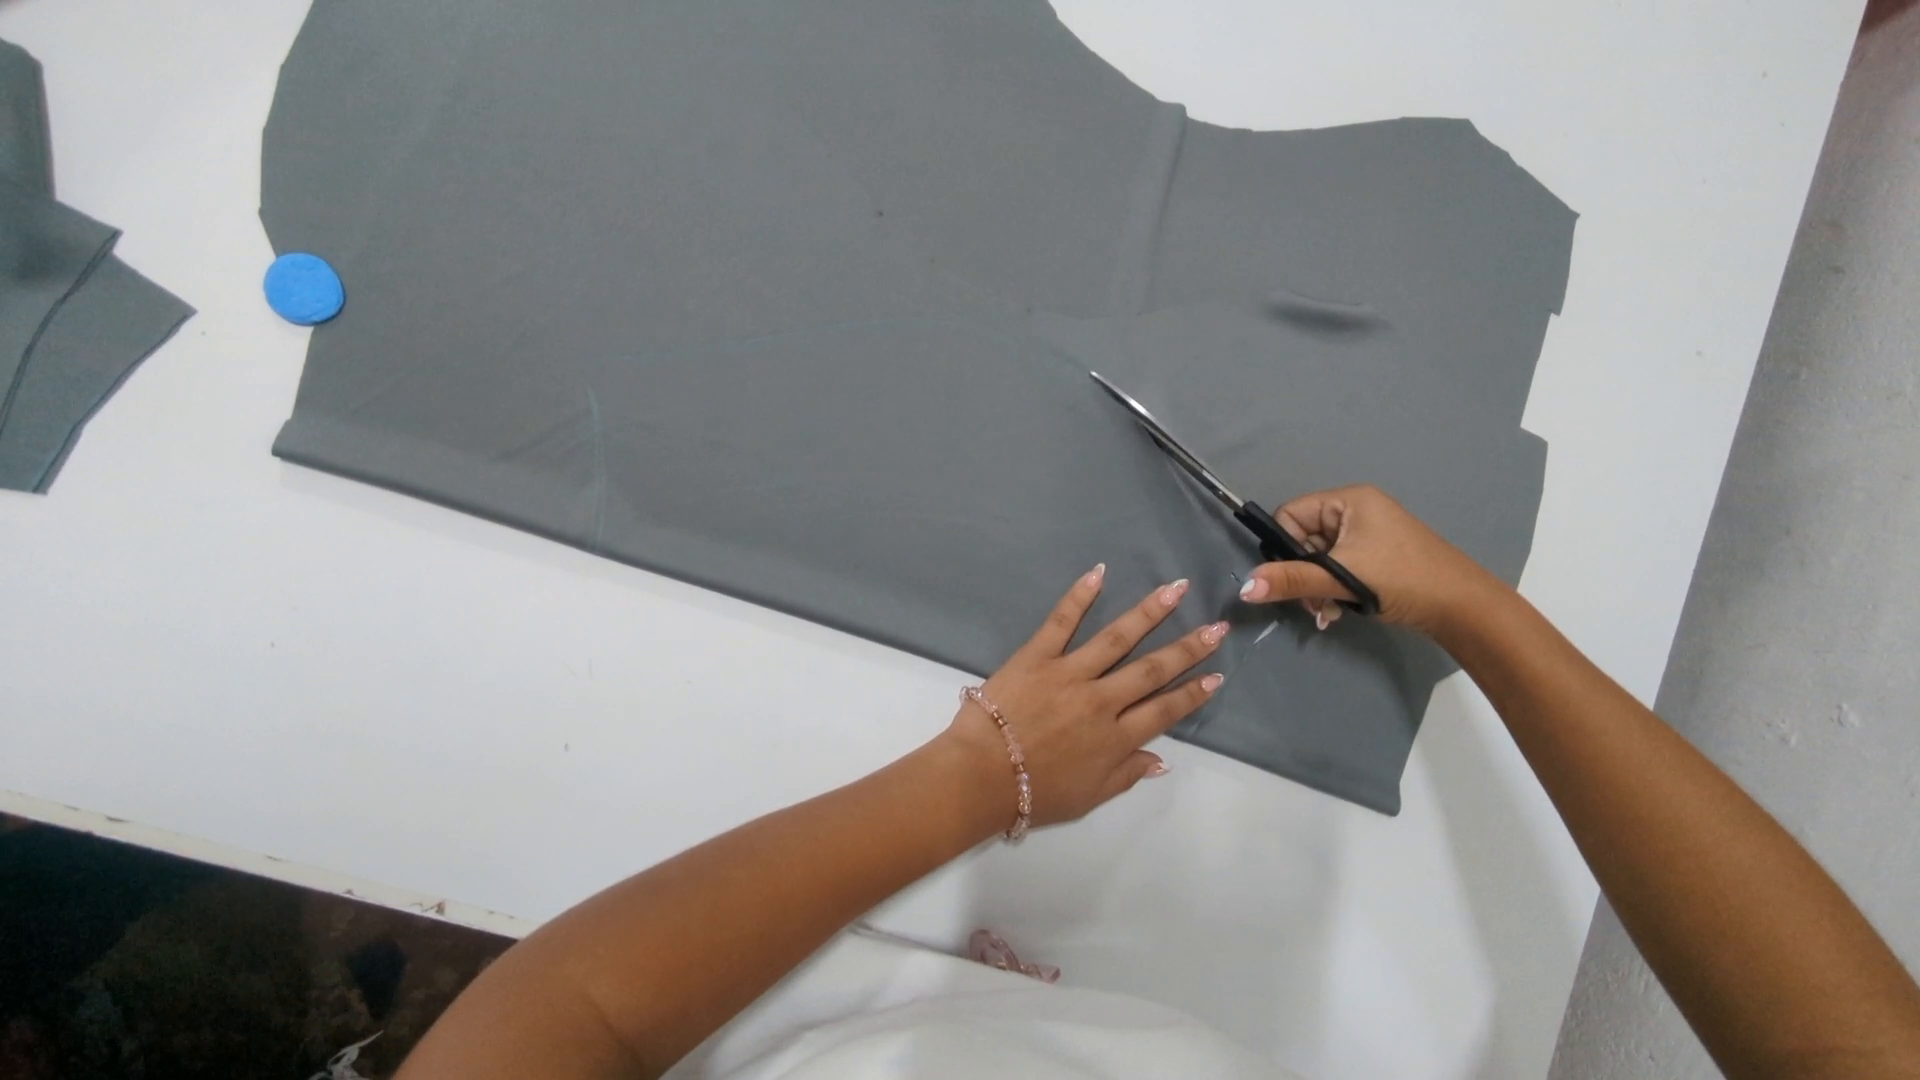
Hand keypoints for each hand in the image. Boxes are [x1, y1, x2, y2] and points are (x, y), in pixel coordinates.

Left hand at [937, 565, 1227, 830]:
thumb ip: (1126, 775)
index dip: (1192, 695)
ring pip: (1116, 638)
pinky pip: (1062, 621)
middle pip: (1151, 670)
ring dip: (1149, 612)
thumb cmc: (1032, 792)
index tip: (1217, 676)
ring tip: (1175, 589)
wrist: (981, 775)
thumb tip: (1162, 759)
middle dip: (1188, 648)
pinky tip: (1099, 573)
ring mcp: (1069, 673)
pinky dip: (1080, 596)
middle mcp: (1101, 701)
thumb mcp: (1088, 798)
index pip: (1163, 711)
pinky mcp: (1037, 656)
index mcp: (1115, 738)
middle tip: (1216, 627)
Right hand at [1236, 484, 1504, 635]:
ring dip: (1316, 587)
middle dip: (1302, 574)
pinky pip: (1337, 569)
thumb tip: (1243, 587)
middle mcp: (1357, 512)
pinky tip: (1339, 612)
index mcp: (1349, 501)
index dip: (1284, 546)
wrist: (1465, 609)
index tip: (1292, 576)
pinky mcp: (1375, 558)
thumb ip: (1290, 581)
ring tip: (1328, 611)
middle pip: (1303, 539)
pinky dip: (1333, 590)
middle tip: (1312, 602)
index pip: (1291, 514)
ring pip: (1318, 559)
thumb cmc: (1404, 579)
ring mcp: (1368, 535)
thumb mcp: (1342, 578)